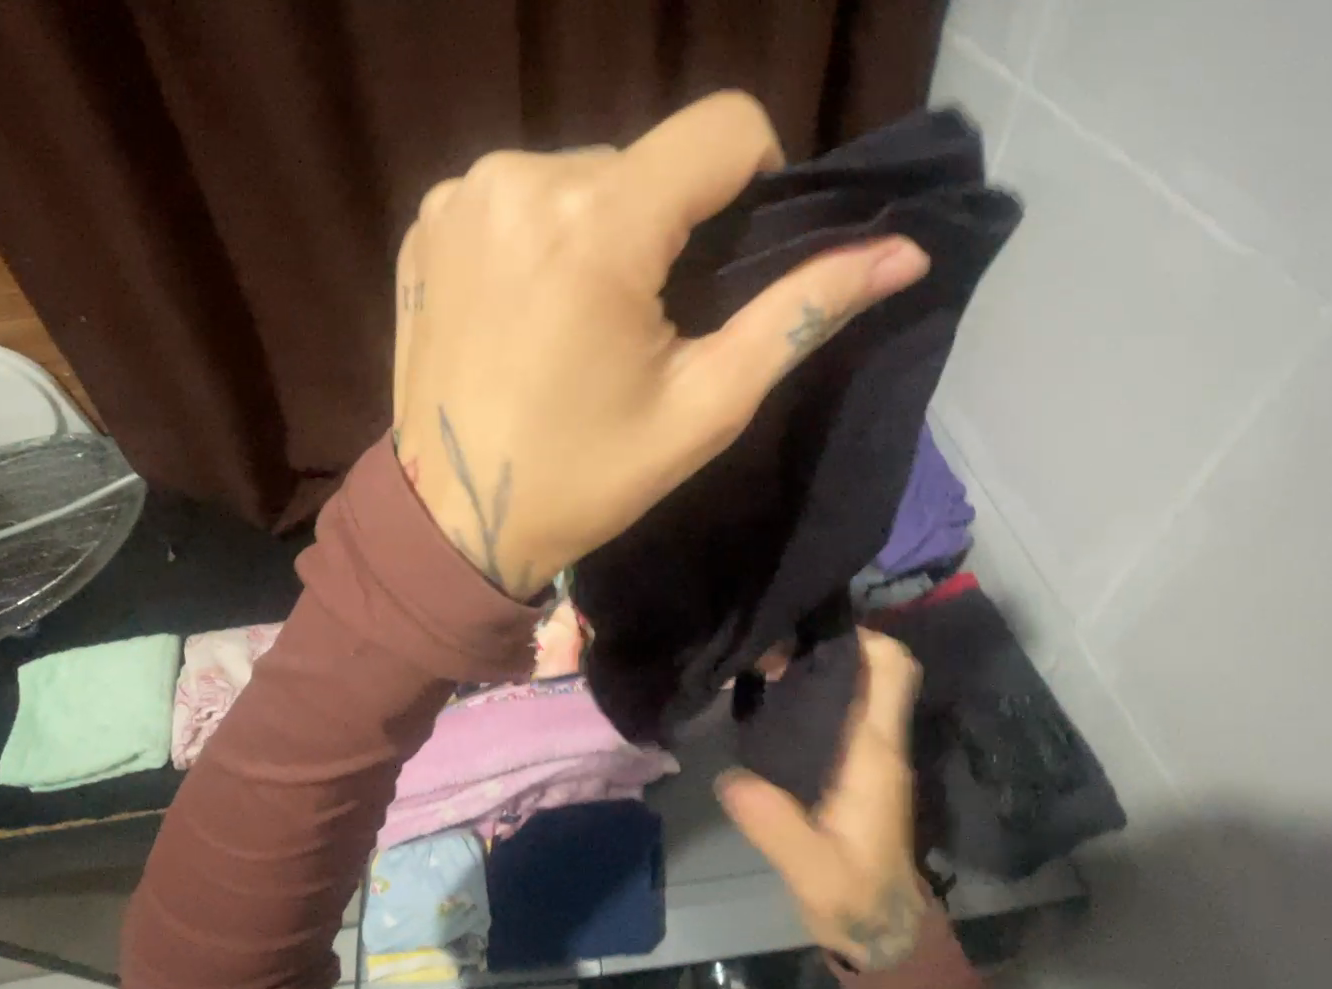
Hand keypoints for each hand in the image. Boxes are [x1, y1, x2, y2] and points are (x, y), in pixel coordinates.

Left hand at [390, 91, 929, 597]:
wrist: (453, 520)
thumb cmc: (586, 477)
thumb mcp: (706, 404)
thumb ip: (803, 311)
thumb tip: (904, 252)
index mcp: (598, 223)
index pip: (724, 126)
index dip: (757, 181)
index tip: (734, 260)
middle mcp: (520, 179)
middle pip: (647, 160)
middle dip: (669, 224)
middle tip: (651, 319)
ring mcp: (462, 197)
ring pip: (582, 175)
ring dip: (605, 230)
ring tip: (586, 319)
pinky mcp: (426, 220)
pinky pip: (518, 197)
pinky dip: (542, 237)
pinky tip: (532, 308)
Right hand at [717, 629, 930, 969]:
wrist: (878, 929)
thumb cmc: (853, 896)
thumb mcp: (811, 868)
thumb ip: (774, 822)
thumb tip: (728, 778)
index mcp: (875, 753)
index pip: (892, 672)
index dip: (861, 638)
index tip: (808, 631)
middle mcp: (878, 743)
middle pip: (872, 668)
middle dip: (825, 646)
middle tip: (767, 647)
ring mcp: (867, 754)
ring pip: (853, 687)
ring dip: (813, 668)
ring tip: (758, 665)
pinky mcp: (852, 768)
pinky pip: (836, 711)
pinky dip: (806, 695)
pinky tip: (763, 701)